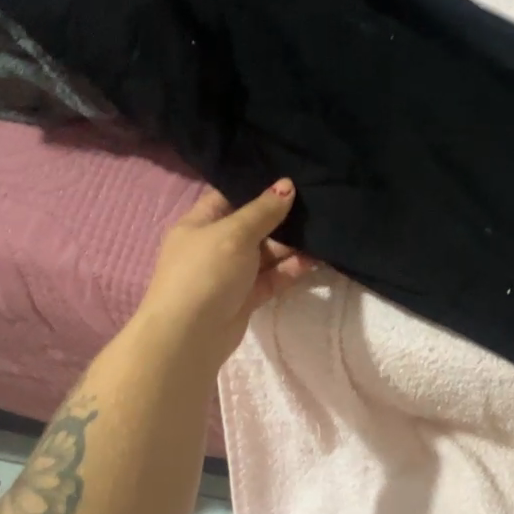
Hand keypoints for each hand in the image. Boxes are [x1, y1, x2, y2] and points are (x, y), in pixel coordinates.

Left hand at [130, 180, 316, 371]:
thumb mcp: (235, 234)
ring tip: (322, 234)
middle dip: (281, 218)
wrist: (191, 334)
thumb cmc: (205, 272)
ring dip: (291, 246)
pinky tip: (314, 261)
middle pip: (253, 226)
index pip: (228, 197)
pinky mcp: (246, 296)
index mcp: (199, 224)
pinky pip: (272, 278)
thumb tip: (287, 184)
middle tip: (315, 205)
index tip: (289, 179)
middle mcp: (214, 246)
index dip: (255, 187)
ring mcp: (231, 273)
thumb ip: (263, 211)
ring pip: (266, 254)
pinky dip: (291, 270)